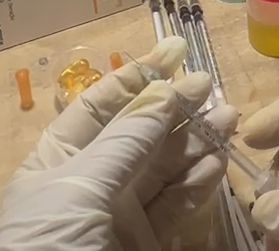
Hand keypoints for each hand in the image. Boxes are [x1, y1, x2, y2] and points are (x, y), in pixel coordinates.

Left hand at [0, 36, 239, 250]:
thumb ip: (128, 140)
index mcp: (58, 157)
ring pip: (164, 167)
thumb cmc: (48, 249)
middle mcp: (91, 179)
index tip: (176, 48)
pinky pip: (175, 205)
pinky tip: (218, 163)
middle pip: (140, 132)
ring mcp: (119, 215)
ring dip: (196, 140)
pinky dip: (197, 183)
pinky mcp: (145, 245)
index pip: (103, 104)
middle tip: (212, 85)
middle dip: (176, 106)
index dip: (139, 74)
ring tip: (230, 118)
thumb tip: (167, 88)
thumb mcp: (80, 187)